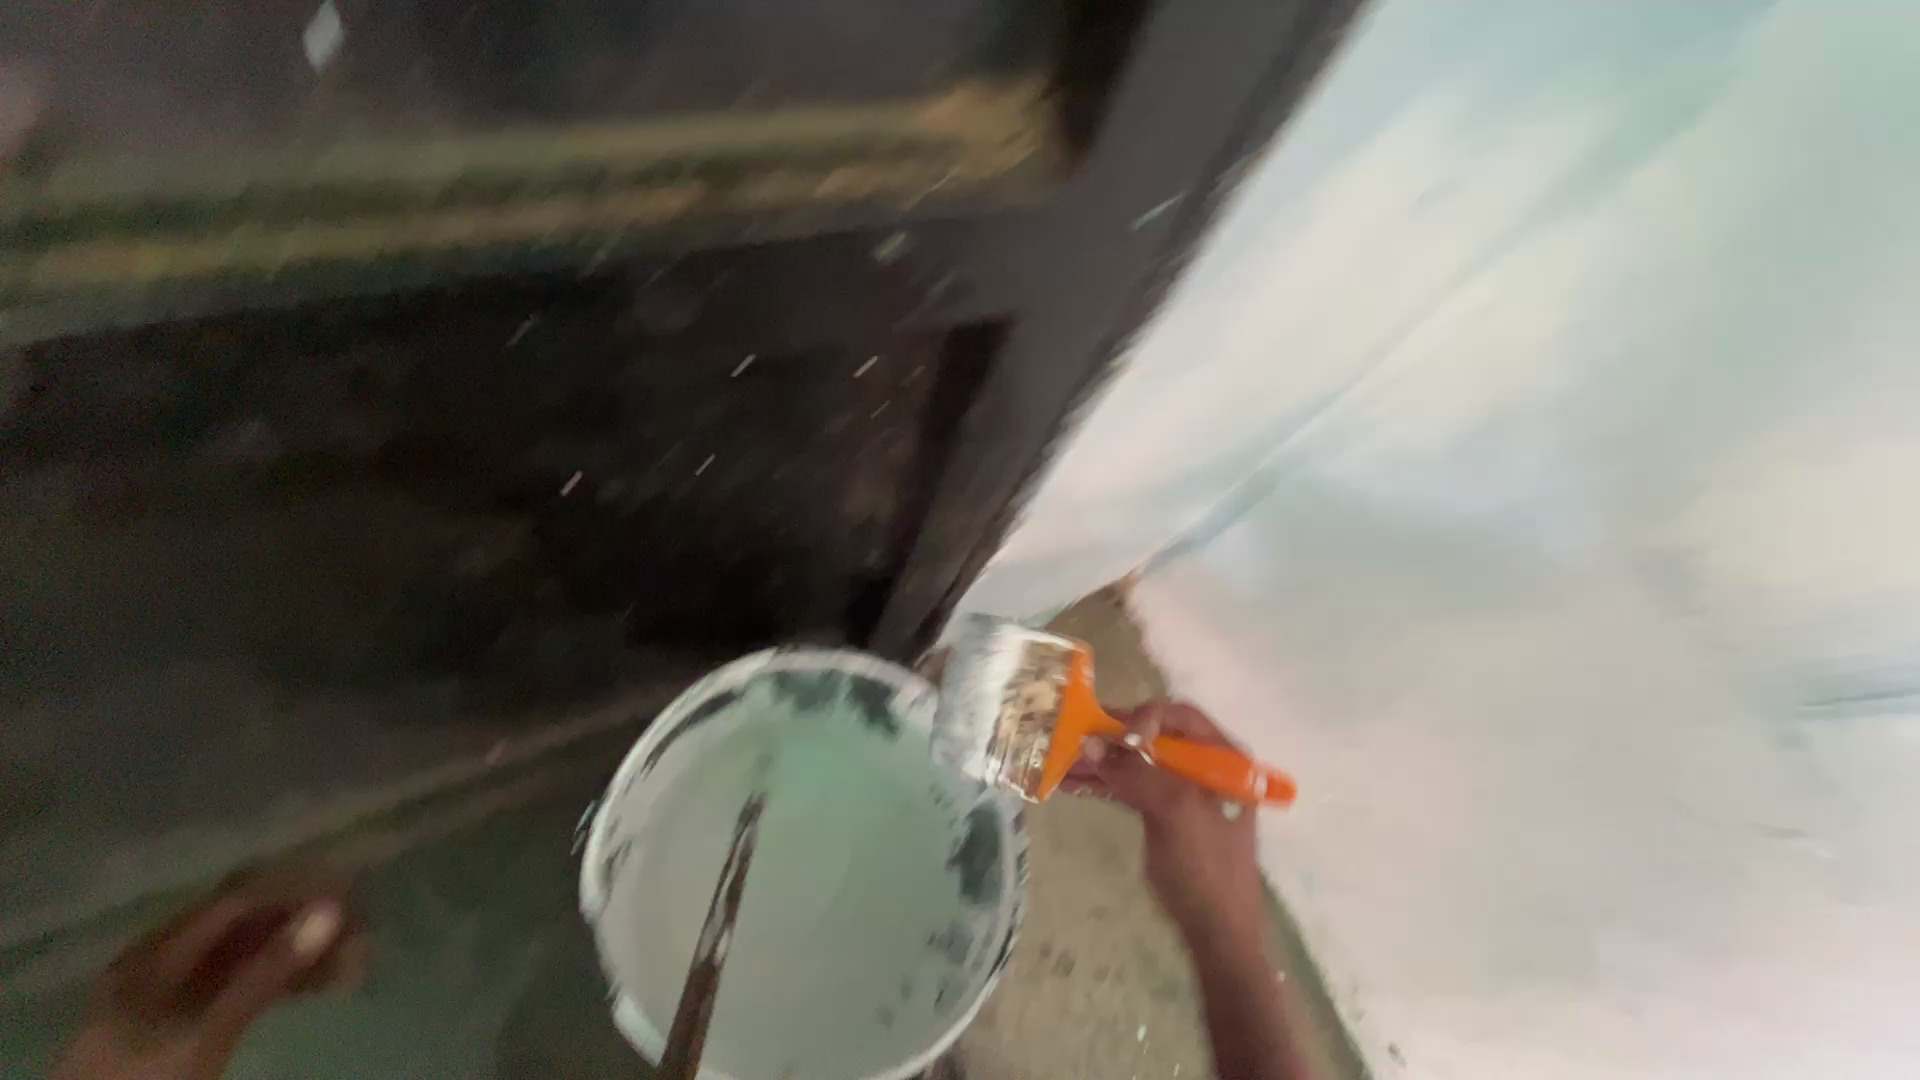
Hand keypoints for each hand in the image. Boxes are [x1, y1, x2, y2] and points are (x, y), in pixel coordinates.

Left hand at [53, 873, 367, 1079]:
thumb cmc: (143, 1074)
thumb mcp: (204, 1027)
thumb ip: (267, 969)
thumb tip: (335, 908)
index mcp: (160, 949)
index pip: (242, 895)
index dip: (300, 886)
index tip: (356, 889)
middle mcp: (175, 956)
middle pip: (259, 919)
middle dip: (315, 922)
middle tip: (365, 932)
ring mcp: (191, 985)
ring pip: (267, 948)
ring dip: (315, 950)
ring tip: (357, 964)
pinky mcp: (207, 1011)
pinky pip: (263, 976)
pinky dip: (300, 975)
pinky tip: (331, 982)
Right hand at [1065, 700, 1269, 950]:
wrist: (1217, 932)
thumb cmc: (1206, 866)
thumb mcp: (1174, 812)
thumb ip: (1135, 773)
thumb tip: (1089, 743)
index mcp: (1222, 758)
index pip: (1180, 716)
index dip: (1145, 717)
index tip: (1115, 735)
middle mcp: (1202, 766)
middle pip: (1152, 736)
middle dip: (1111, 738)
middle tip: (1072, 736)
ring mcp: (1181, 790)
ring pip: (1135, 762)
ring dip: (1099, 761)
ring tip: (1059, 760)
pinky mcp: (1163, 812)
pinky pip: (1129, 786)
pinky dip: (1102, 783)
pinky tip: (1069, 783)